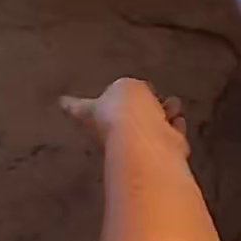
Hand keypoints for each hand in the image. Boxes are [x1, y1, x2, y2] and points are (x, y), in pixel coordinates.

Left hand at [60, 79, 187, 154]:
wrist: (148, 143)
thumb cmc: (127, 113)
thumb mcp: (127, 87)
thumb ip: (132, 89)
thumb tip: (142, 97)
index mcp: (88, 114)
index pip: (74, 106)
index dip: (70, 102)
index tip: (62, 100)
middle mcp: (106, 132)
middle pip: (116, 116)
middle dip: (134, 105)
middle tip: (149, 94)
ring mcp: (132, 145)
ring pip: (145, 124)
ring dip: (161, 113)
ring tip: (172, 104)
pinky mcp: (154, 153)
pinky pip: (164, 136)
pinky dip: (173, 128)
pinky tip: (178, 121)